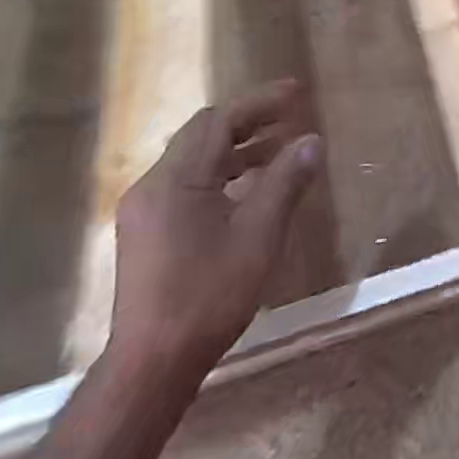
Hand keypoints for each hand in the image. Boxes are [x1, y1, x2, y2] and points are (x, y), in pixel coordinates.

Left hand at [107, 79, 322, 386]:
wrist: (152, 365)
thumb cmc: (209, 295)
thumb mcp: (259, 235)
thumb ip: (286, 181)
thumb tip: (312, 141)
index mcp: (175, 179)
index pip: (220, 121)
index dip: (260, 103)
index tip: (296, 93)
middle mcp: (153, 185)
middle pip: (204, 134)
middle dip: (249, 121)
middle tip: (291, 117)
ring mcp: (146, 209)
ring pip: (196, 160)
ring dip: (237, 149)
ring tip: (280, 150)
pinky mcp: (147, 231)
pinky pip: (188, 184)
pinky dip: (222, 174)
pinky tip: (249, 189)